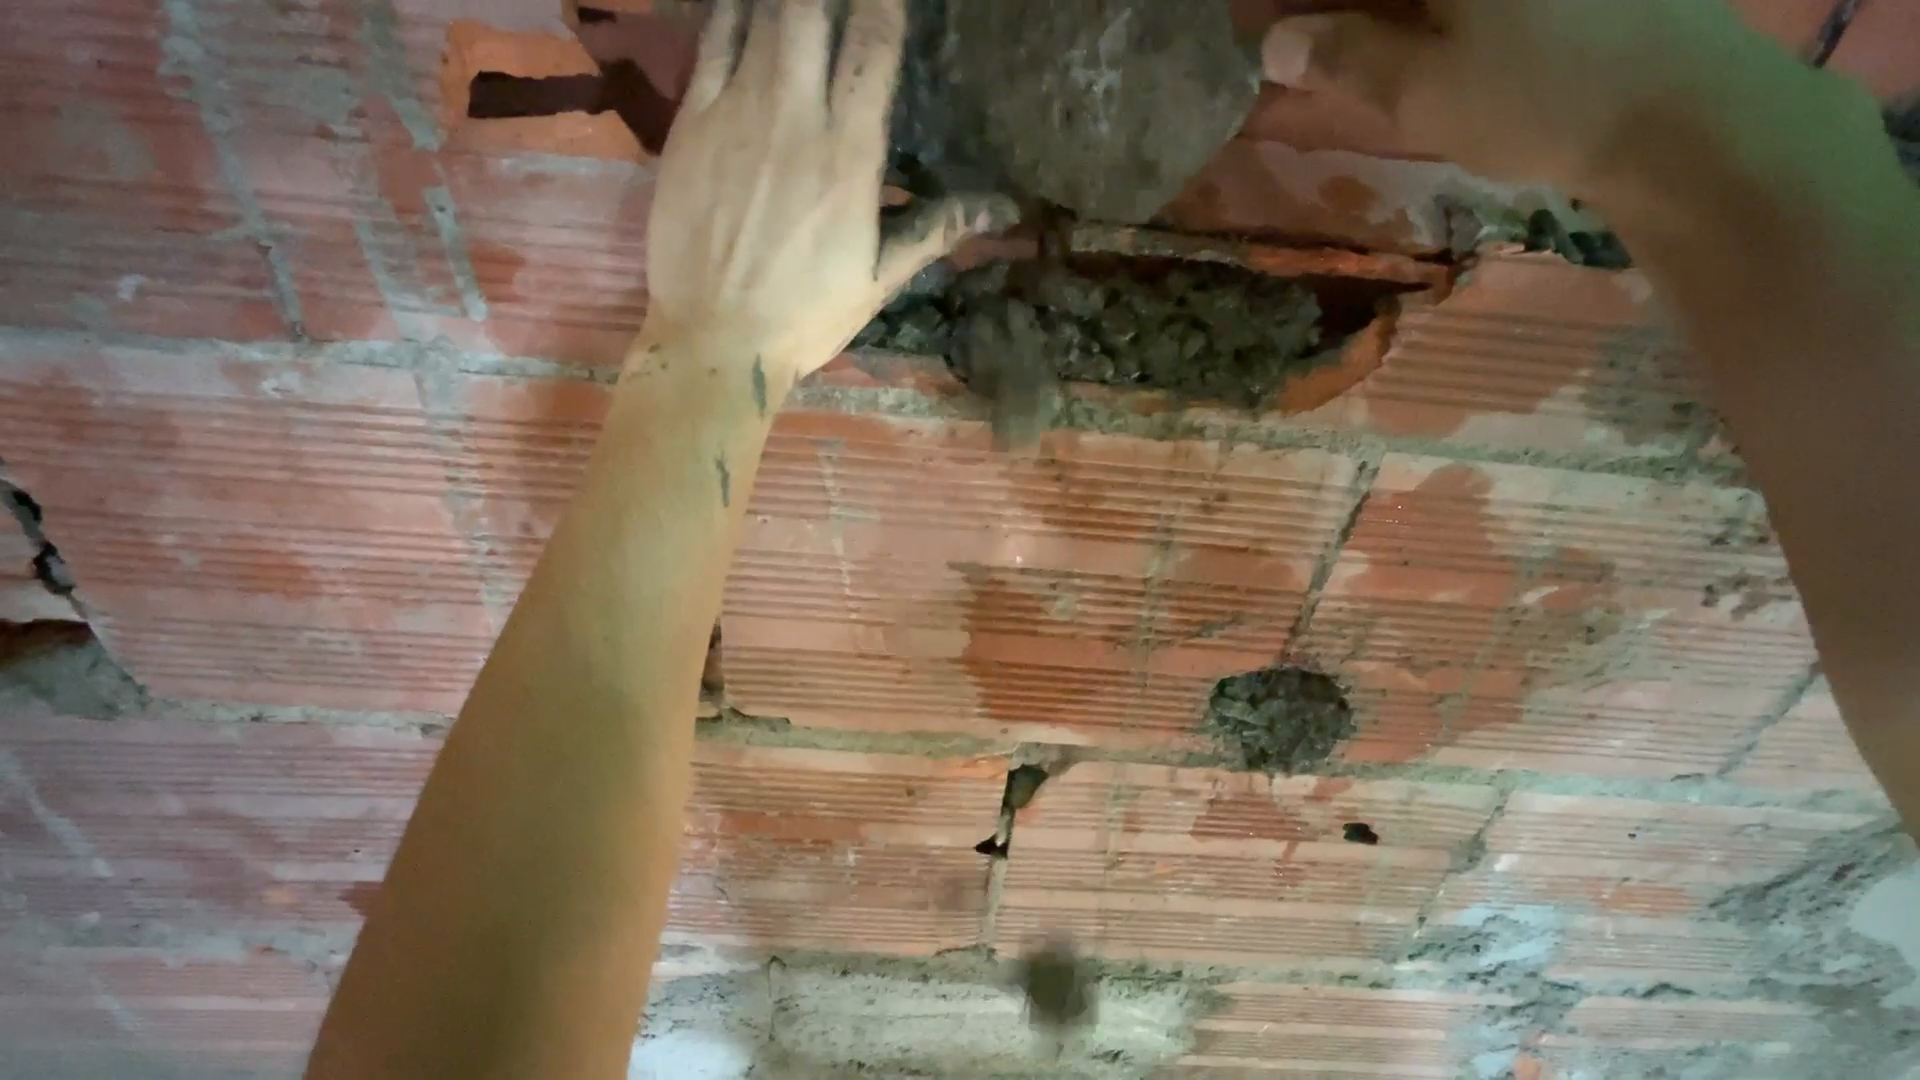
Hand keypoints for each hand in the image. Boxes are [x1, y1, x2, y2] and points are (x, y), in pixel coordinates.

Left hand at [638, 0, 1014, 391]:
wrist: (717, 340)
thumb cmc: (806, 317)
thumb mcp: (878, 280)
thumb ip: (934, 231)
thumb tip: (1000, 208)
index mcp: (849, 157)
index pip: (873, 50)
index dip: (884, 4)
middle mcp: (794, 117)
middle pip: (812, 12)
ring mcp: (736, 113)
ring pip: (763, 17)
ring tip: (803, 3)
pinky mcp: (690, 123)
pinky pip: (711, 43)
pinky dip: (731, 12)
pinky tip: (744, 5)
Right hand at [1261, 0, 1806, 196]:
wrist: (1684, 112)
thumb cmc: (1539, 96)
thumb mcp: (1420, 87)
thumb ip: (1340, 57)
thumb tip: (1273, 45)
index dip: (1299, 5)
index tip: (1269, 32)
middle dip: (1332, 9)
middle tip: (1293, 47)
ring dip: (1372, 16)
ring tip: (1329, 50)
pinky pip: (1458, 6)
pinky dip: (1417, 20)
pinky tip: (1392, 44)